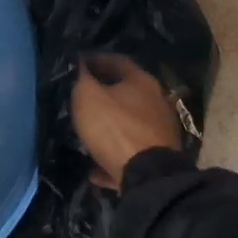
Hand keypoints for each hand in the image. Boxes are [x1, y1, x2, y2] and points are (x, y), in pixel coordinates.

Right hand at [71, 53, 181, 190]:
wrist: (149, 178)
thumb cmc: (116, 128)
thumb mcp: (87, 97)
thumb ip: (81, 79)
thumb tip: (79, 65)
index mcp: (141, 81)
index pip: (117, 61)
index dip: (95, 60)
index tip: (77, 65)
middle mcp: (156, 102)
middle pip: (126, 93)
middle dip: (103, 95)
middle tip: (80, 99)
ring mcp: (160, 132)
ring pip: (128, 125)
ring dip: (108, 128)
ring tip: (86, 134)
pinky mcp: (158, 160)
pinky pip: (130, 153)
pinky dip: (112, 157)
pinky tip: (94, 169)